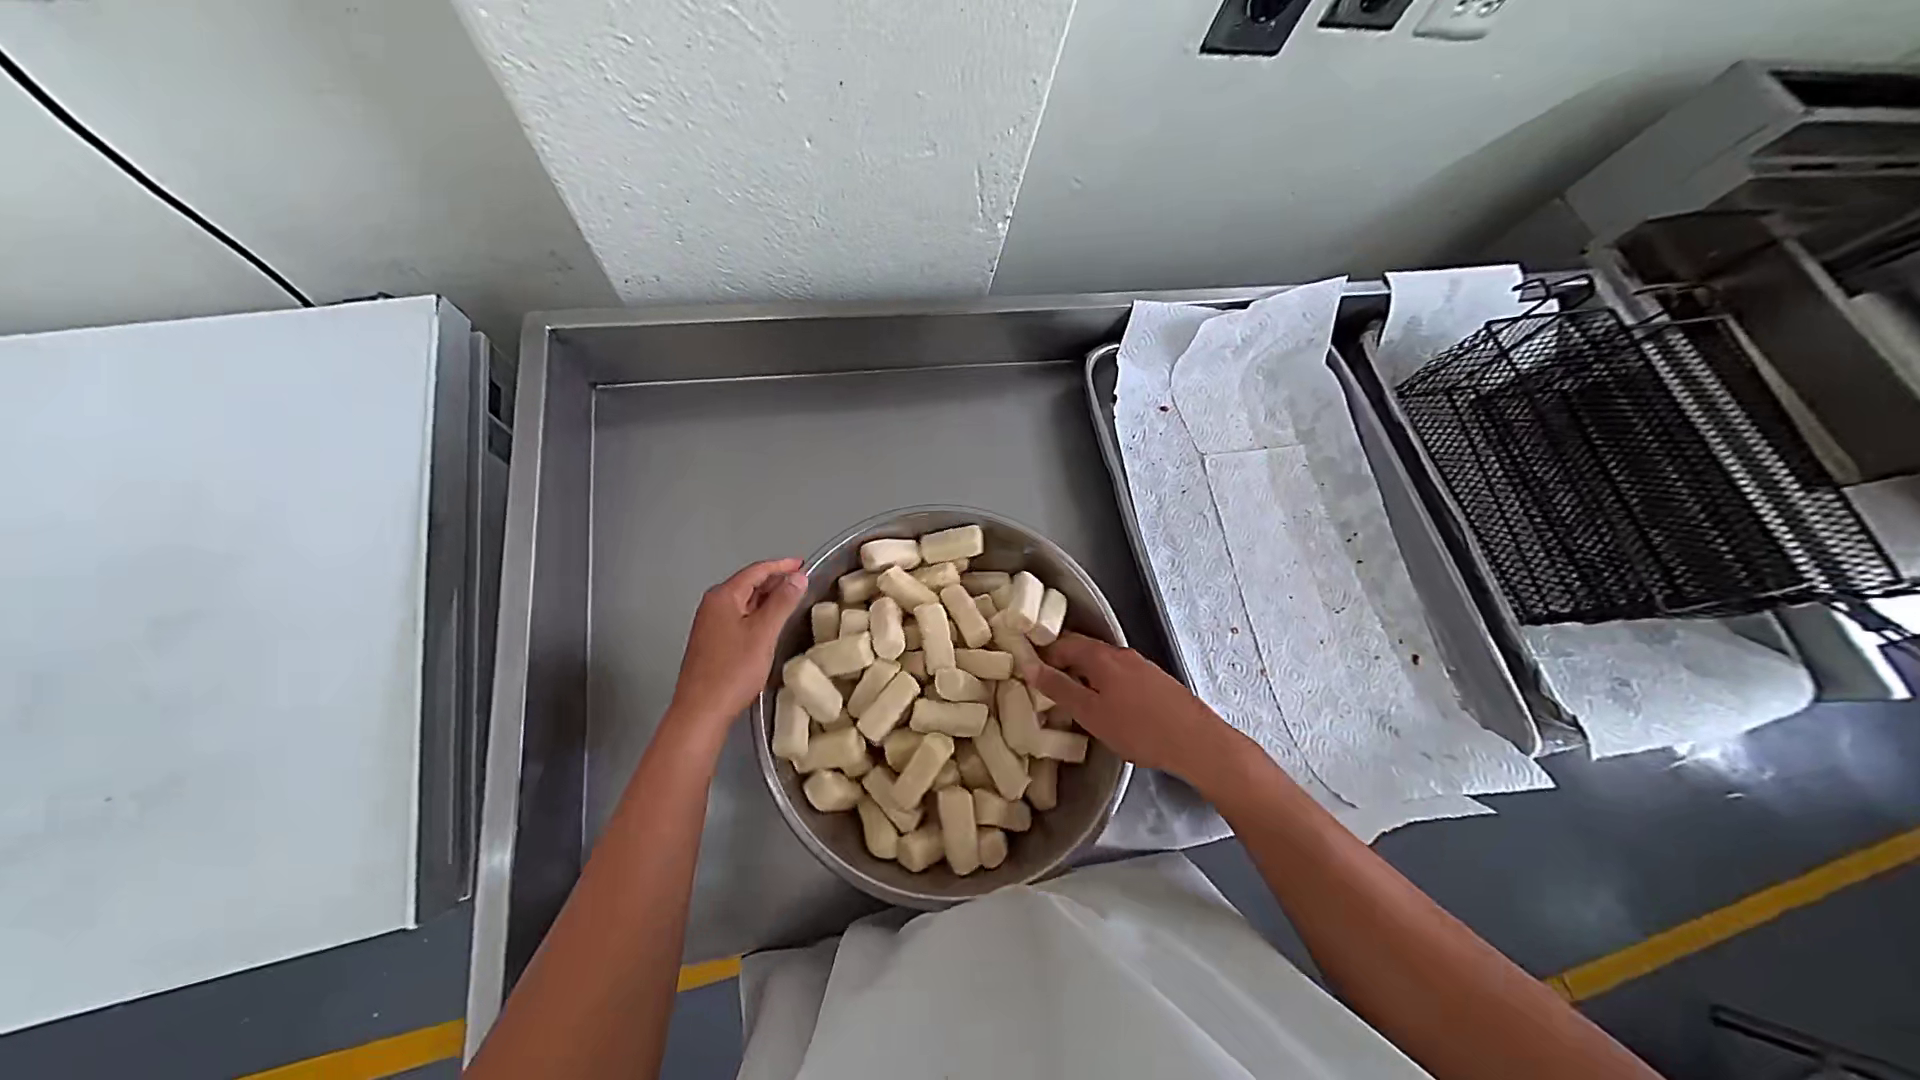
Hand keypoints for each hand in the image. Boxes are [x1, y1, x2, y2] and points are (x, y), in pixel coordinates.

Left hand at [668, 558, 808, 729]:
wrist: (701, 710)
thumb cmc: (733, 670)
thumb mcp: (764, 633)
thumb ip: (782, 602)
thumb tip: (798, 577)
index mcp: (723, 597)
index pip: (756, 570)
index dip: (781, 565)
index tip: (803, 564)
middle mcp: (713, 605)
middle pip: (748, 583)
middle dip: (775, 580)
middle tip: (802, 581)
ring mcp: (710, 623)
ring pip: (744, 601)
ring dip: (768, 597)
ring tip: (792, 599)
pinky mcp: (712, 641)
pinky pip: (739, 616)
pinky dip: (758, 613)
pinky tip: (771, 623)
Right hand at [1025, 632, 1252, 784]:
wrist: (1197, 742)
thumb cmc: (1139, 729)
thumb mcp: (1090, 713)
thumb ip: (1059, 688)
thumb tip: (1031, 667)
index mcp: (1101, 656)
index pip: (1062, 643)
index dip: (1042, 654)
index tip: (1028, 670)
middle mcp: (1121, 654)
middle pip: (1083, 649)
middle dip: (1062, 663)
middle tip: (1046, 685)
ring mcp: (1141, 666)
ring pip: (1103, 663)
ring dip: (1084, 675)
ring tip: (1073, 699)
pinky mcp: (1156, 682)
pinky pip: (1120, 675)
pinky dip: (1104, 684)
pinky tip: (1106, 706)